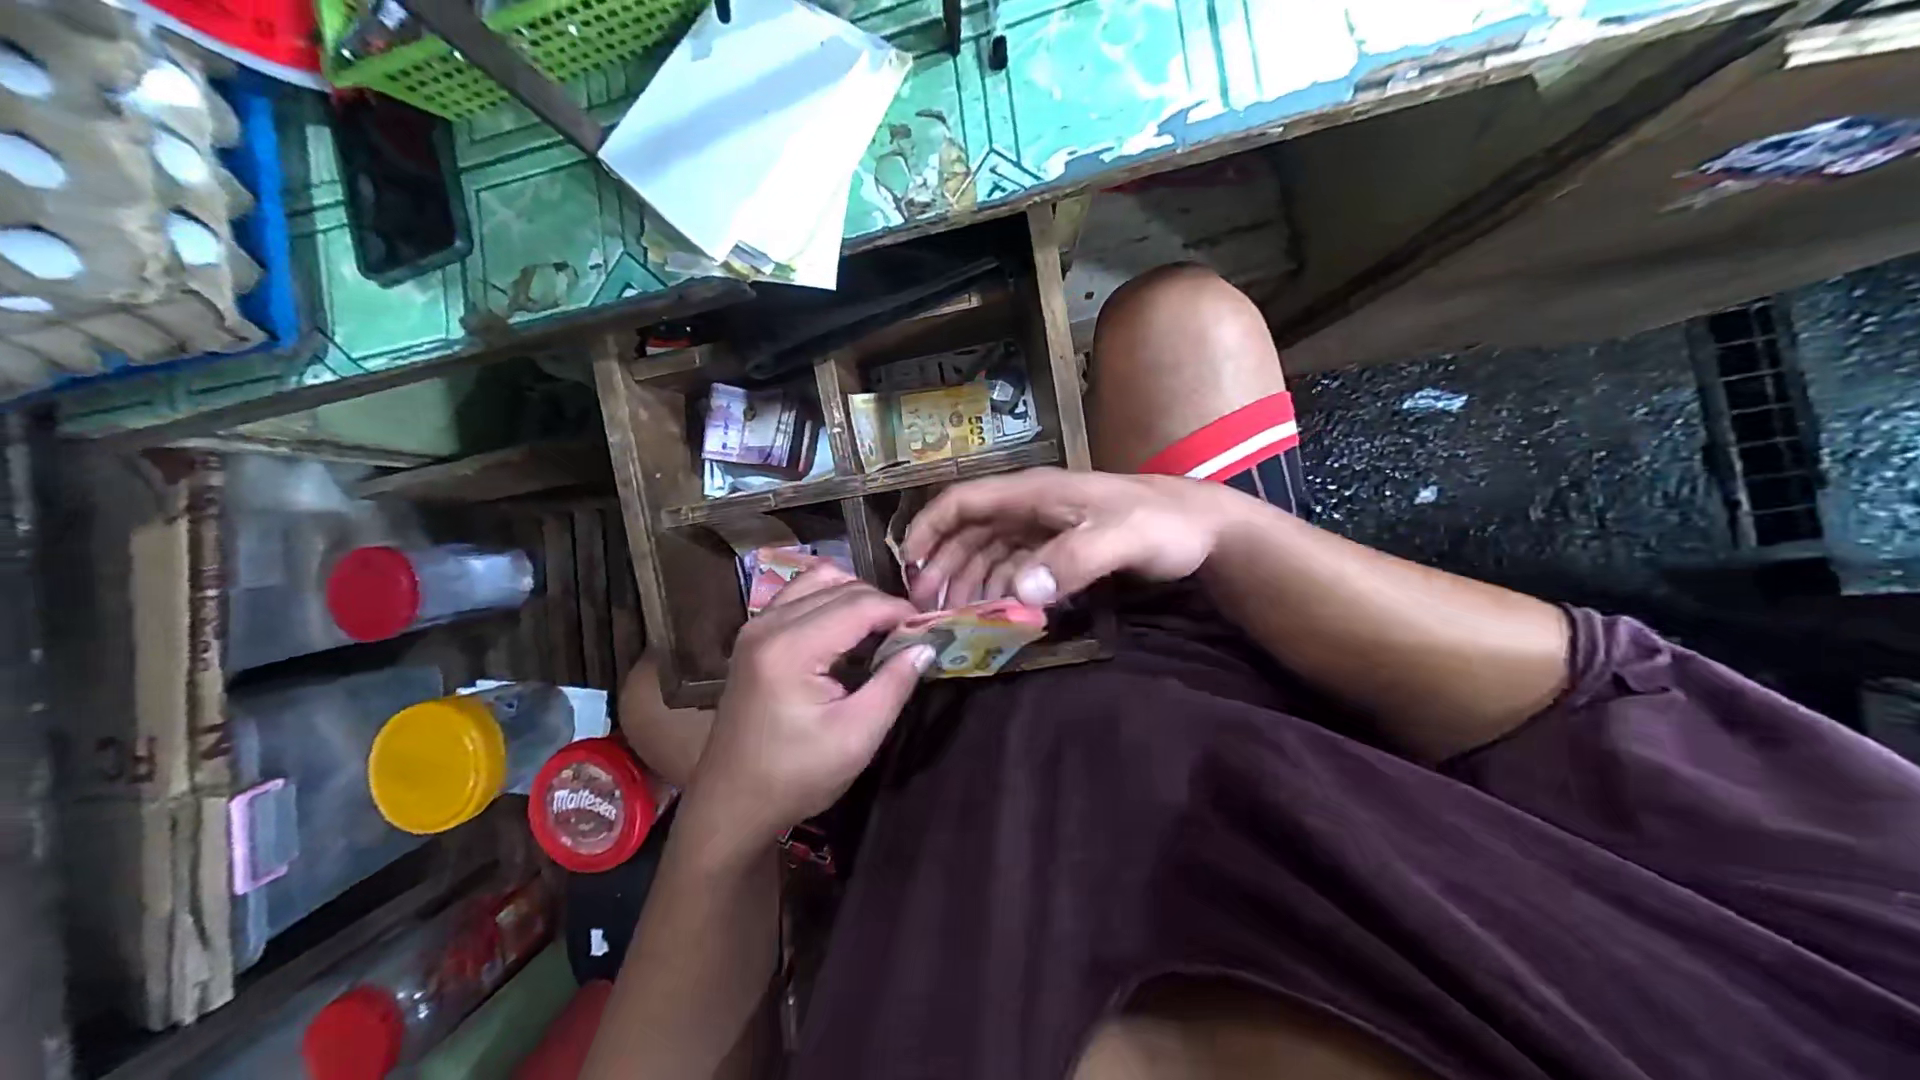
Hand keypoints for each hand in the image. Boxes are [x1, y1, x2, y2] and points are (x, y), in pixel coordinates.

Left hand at [687, 565, 933, 846]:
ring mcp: (757, 624)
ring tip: (882, 632)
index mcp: (790, 647)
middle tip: (912, 636)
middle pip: (841, 587)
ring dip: (857, 598)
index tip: (930, 631)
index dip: (901, 611)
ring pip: (820, 581)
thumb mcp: (857, 737)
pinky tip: (849, 631)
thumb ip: (895, 684)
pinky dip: (832, 600)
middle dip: (883, 605)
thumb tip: (927, 645)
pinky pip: (800, 594)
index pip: (860, 603)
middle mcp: (769, 623)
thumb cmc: (795, 776)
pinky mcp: (755, 634)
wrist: (732, 802)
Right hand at [902, 468, 1248, 609]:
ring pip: (988, 553)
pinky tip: (993, 612)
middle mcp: (1030, 509)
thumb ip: (1072, 561)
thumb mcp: (1121, 538)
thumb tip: (1017, 593)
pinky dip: (998, 589)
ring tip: (954, 617)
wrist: (1204, 529)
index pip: (962, 502)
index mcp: (1033, 494)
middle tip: (929, 609)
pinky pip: (1015, 568)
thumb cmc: (1162, 524)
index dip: (929, 530)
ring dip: (967, 581)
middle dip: (943, 566)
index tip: (910, 569)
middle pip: (968, 532)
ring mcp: (1044, 530)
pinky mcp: (1060, 550)